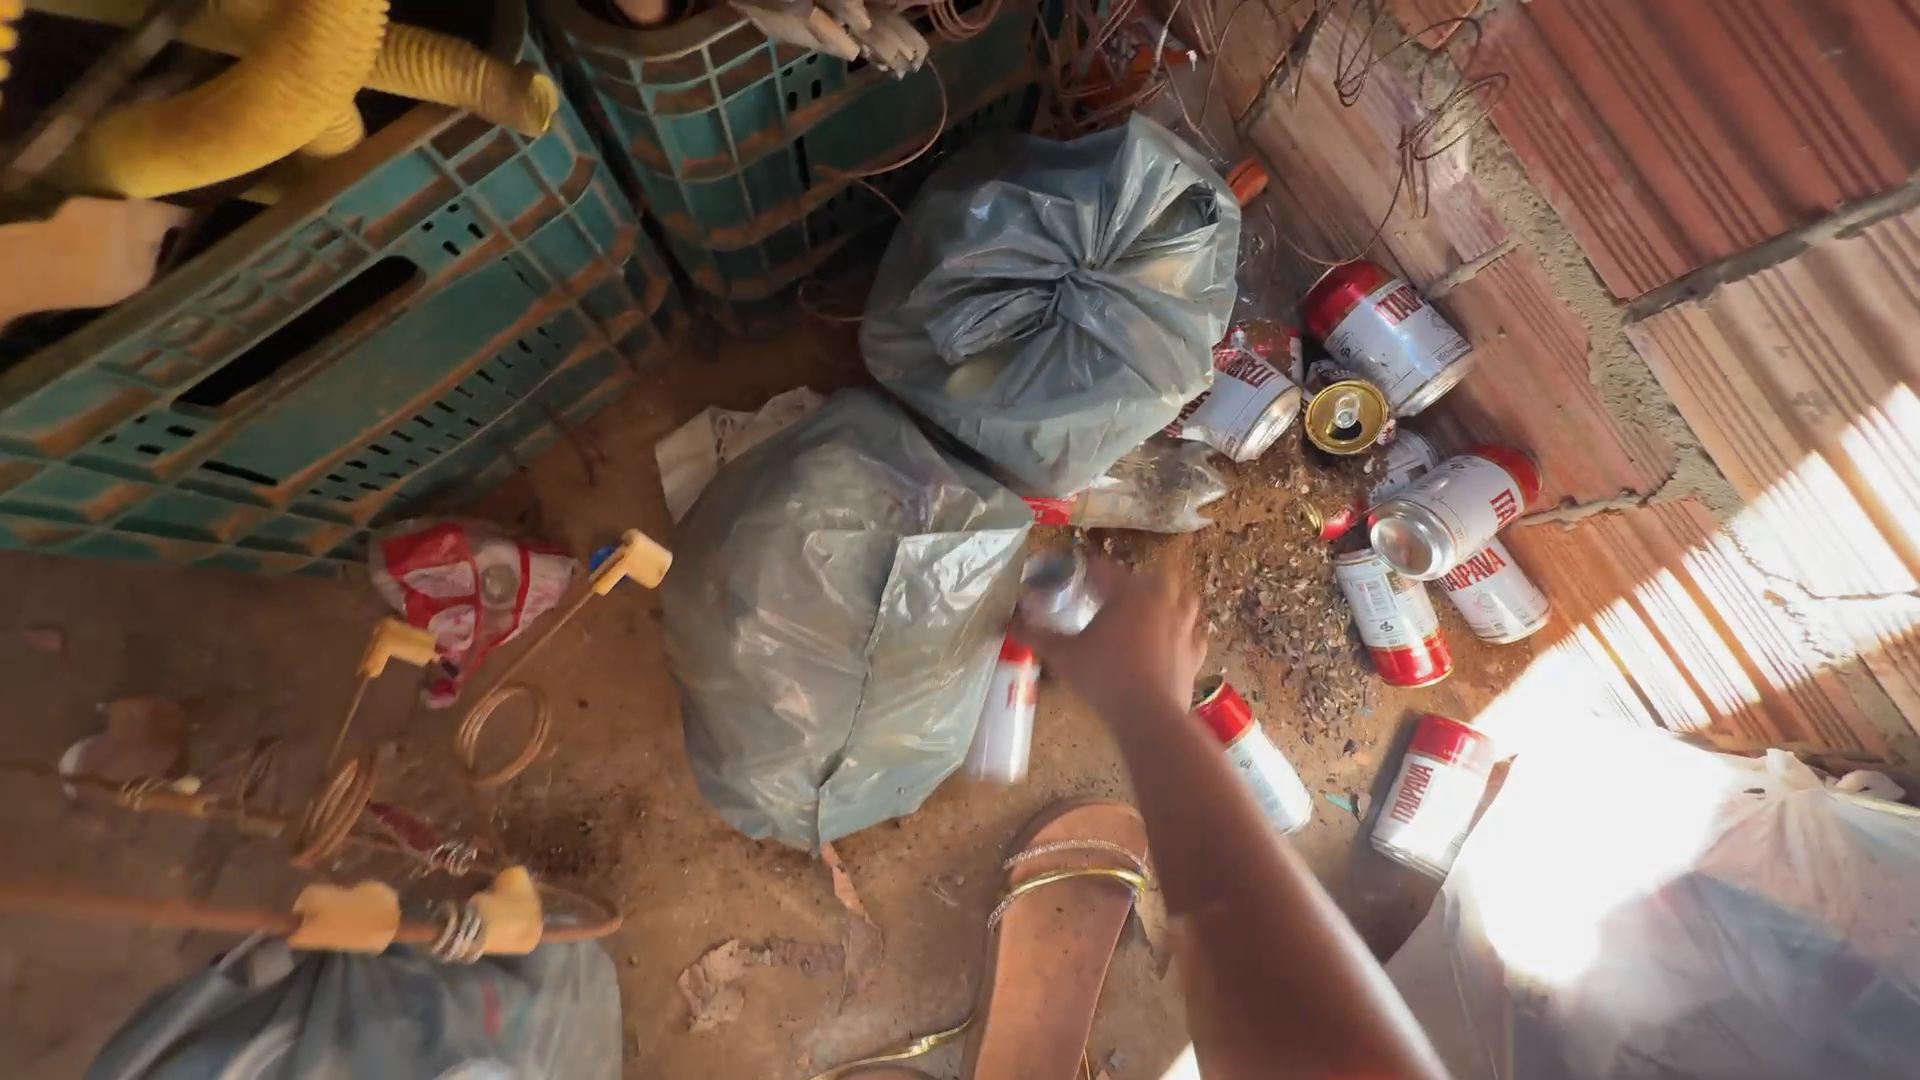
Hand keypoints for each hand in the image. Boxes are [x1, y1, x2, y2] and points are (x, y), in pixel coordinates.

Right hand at [1012, 557, 1207, 721]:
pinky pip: (1195, 631)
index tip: (1075, 573)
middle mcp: (1161, 601)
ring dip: (1169, 598)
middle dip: (1135, 581)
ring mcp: (1184, 625)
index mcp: (1128, 593)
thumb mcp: (1063, 655)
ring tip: (1150, 609)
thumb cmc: (1103, 677)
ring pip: (1184, 598)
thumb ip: (1037, 635)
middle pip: (1153, 576)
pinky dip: (1186, 630)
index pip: (1104, 569)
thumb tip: (1010, 622)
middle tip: (1114, 595)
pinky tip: (1174, 638)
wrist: (1149, 715)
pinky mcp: (1196, 651)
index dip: (1087, 569)